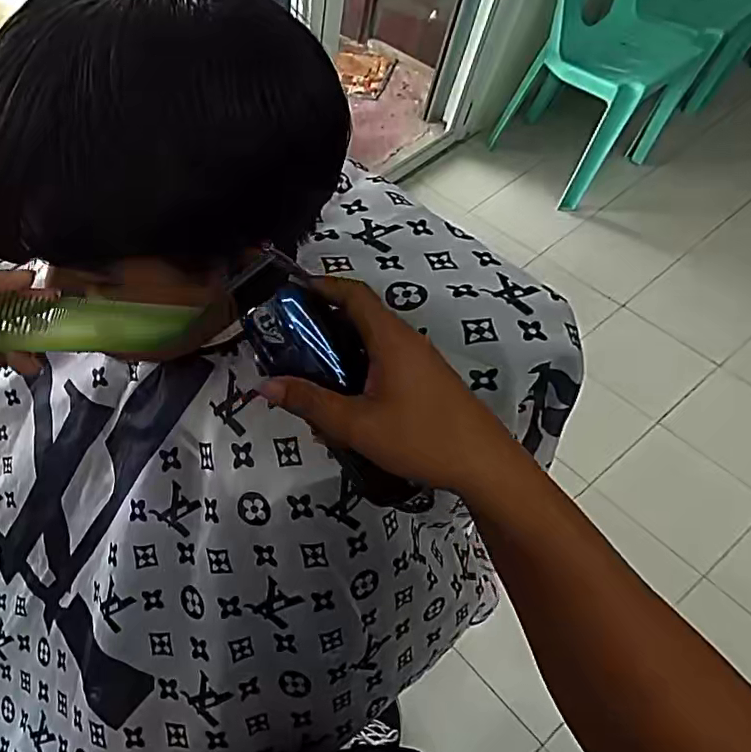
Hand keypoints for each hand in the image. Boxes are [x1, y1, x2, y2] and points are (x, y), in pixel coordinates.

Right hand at [259, 277, 530, 496]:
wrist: (484, 465)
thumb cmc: (421, 438)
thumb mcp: (357, 424)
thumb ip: (310, 402)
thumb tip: (266, 385)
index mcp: (390, 339)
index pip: (353, 294)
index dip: (320, 286)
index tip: (289, 293)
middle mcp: (405, 341)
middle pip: (357, 318)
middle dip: (320, 328)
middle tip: (287, 345)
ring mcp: (417, 361)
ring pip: (368, 346)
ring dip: (337, 358)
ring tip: (310, 384)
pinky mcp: (422, 381)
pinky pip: (381, 365)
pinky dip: (356, 375)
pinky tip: (343, 409)